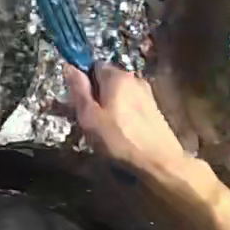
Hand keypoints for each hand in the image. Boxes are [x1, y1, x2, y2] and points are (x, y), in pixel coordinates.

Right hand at [63, 64, 198, 186]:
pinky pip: (129, 105)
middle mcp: (134, 79)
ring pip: (118, 95)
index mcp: (117, 76)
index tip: (74, 101)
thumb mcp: (90, 116)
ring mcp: (146, 94)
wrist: (160, 163)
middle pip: (106, 81)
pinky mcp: (154, 110)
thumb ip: (78, 90)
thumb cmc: (119, 139)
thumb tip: (69, 67)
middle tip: (84, 119)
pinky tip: (118, 133)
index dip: (81, 82)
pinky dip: (120, 114)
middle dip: (93, 96)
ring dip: (106, 107)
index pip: (93, 66)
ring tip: (100, 130)